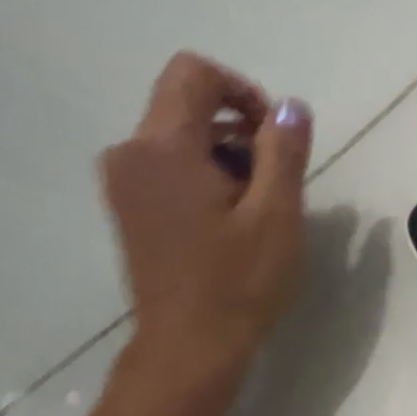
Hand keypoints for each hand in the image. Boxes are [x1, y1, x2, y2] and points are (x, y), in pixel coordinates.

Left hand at [100, 52, 313, 387]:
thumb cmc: (240, 280)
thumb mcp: (278, 215)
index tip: (277, 137)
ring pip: (182, 138)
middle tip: (279, 184)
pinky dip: (208, 177)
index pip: (193, 74)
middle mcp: (131, 151)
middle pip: (187, 106)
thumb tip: (291, 107)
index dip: (243, 92)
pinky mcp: (129, 203)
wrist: (190, 341)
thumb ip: (283, 154)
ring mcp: (124, 179)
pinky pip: (170, 165)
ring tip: (260, 210)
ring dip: (229, 158)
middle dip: (241, 132)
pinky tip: (234, 221)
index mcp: (164, 147)